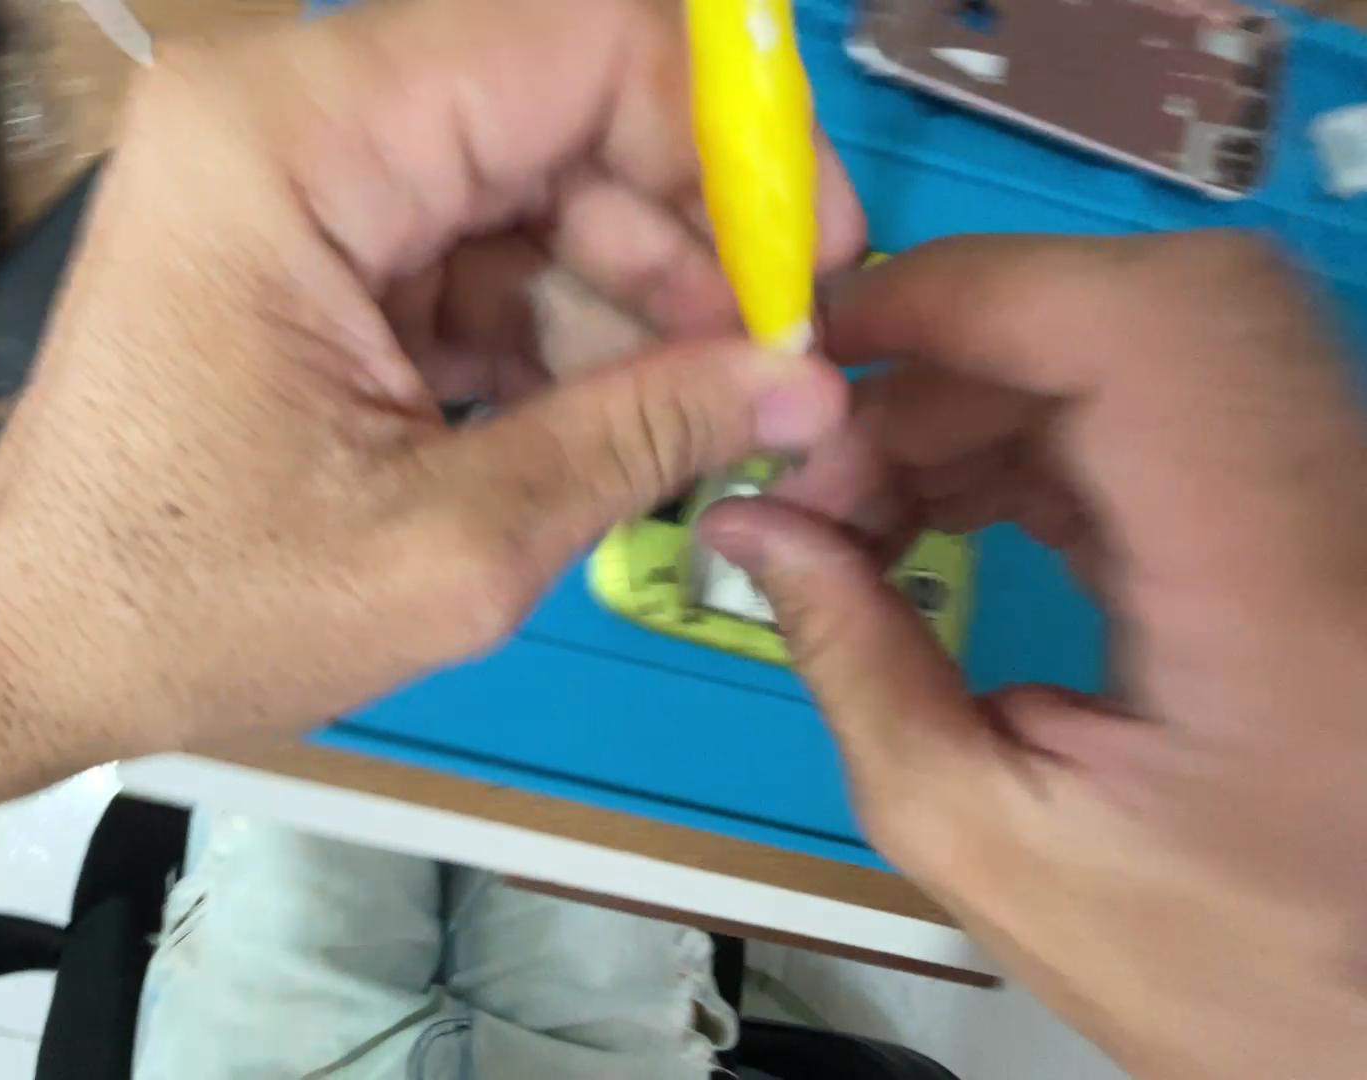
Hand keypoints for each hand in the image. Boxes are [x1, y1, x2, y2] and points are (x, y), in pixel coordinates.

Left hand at [0, 0, 864, 801]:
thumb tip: (801, 379)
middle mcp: (284, 123)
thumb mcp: (448, 547)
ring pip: (518, 198)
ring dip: (617, 301)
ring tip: (684, 413)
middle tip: (759, 368)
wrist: (42, 649)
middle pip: (552, 114)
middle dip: (675, 240)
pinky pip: (465, 264)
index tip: (803, 264)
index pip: (577, 44)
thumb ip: (635, 439)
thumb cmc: (206, 612)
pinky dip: (544, 334)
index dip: (722, 141)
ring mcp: (290, 193)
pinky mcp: (303, 266)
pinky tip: (594, 416)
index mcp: (294, 141)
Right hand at [702, 233, 1366, 1079]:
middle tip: (822, 485)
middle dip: (927, 371)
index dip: (969, 293)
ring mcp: (1325, 504)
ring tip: (856, 521)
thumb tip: (743, 524)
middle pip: (1128, 317)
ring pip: (1108, 358)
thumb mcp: (962, 822)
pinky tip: (921, 522)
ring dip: (943, 415)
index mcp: (1280, 598)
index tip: (819, 349)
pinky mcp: (1284, 515)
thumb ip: (845, 653)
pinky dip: (987, 446)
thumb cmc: (1198, 960)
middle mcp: (1339, 512)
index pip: (1151, 331)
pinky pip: (1115, 418)